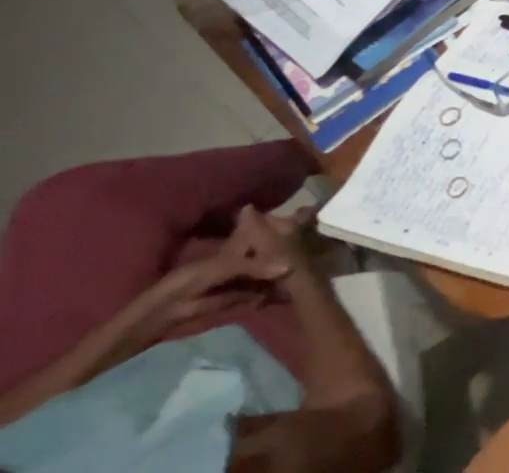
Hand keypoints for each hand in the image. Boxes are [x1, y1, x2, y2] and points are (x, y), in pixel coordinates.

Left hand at [146, 207, 310, 328]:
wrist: (167, 312)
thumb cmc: (189, 280)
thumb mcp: (224, 267)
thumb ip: (256, 266)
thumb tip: (291, 266)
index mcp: (241, 244)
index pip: (267, 230)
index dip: (286, 223)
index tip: (313, 215)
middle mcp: (249, 257)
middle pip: (275, 250)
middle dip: (294, 247)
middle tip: (323, 242)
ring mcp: (250, 276)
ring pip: (275, 269)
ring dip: (290, 270)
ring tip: (319, 265)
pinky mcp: (250, 295)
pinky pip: (270, 290)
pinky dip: (282, 289)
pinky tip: (301, 286)